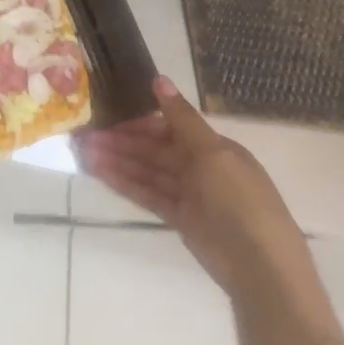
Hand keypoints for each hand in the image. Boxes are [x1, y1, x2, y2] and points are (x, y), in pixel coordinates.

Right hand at [74, 76, 309, 294]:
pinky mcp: (179, 218)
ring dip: (116, 161)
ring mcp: (190, 194)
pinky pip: (147, 194)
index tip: (106, 118)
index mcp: (215, 148)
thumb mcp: (213, 153)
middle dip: (120, 141)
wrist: (260, 265)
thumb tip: (159, 79)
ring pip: (146, 171)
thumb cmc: (240, 201)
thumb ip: (182, 118)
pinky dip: (124, 183)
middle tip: (83, 136)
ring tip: (83, 154)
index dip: (138, 123)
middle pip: (154, 149)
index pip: (169, 128)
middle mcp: (202, 168)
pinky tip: (100, 174)